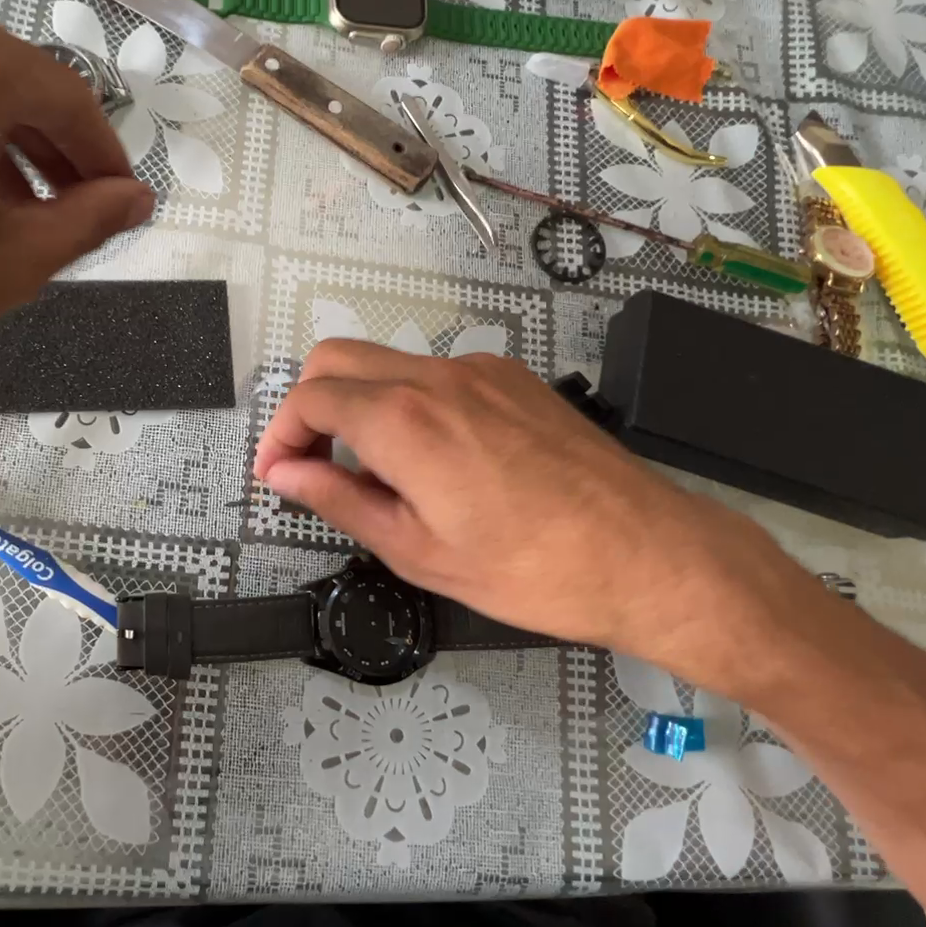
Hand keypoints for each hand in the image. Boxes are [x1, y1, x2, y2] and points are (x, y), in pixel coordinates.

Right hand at [253, 339, 816, 685]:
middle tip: (312, 463)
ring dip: (358, 402)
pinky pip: (433, 372)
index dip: (279, 435)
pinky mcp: (511, 376)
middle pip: (336, 357)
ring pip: (385, 361)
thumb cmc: (530, 569)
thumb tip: (284, 473)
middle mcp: (436, 376)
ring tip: (377, 473)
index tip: (277, 473)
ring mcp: (479, 370)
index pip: (309, 397)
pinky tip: (433, 457)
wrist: (648, 554)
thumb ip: (339, 499)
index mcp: (404, 420)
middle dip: (307, 405)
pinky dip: (407, 400)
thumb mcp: (416, 550)